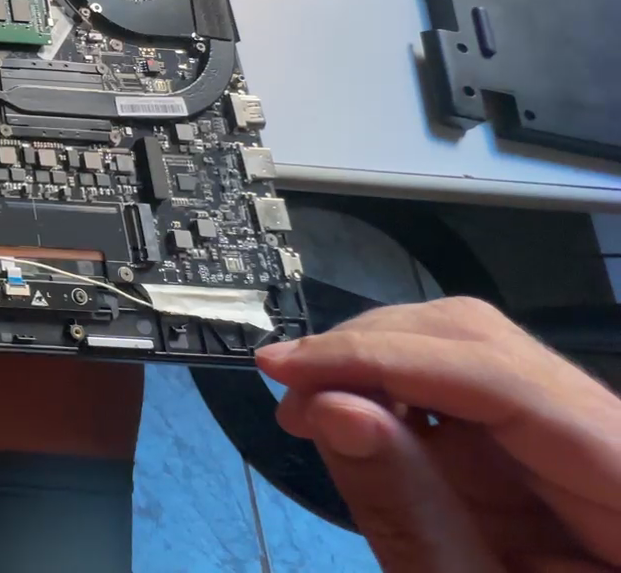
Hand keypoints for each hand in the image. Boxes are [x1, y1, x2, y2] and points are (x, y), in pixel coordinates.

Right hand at [257, 297, 620, 571]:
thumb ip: (410, 520)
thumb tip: (327, 405)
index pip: (509, 384)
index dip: (383, 359)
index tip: (276, 368)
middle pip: (487, 344)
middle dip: (370, 352)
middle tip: (289, 391)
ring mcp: (591, 450)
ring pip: (465, 349)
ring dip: (368, 365)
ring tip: (307, 410)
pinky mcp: (545, 455)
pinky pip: (454, 390)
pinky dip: (383, 392)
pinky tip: (347, 422)